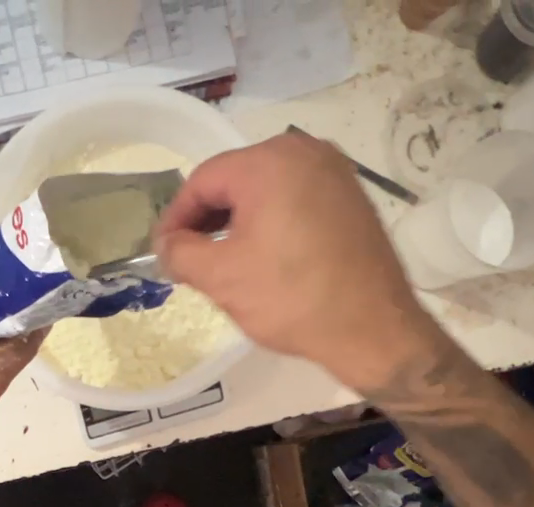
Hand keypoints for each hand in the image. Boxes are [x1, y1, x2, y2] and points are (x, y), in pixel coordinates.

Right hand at [154, 133, 441, 390]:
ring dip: (237, 222)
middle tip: (189, 259)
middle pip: (235, 180)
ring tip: (223, 262)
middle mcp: (305, 152)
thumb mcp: (221, 278)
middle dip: (206, 219)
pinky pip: (295, 200)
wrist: (370, 327)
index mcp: (269, 162)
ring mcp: (334, 172)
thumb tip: (165, 244)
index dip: (175, 217)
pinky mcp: (351, 196)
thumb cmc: (291, 298)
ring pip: (266, 190)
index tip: (162, 251)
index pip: (203, 180)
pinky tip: (263, 257)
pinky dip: (270, 222)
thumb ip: (180, 253)